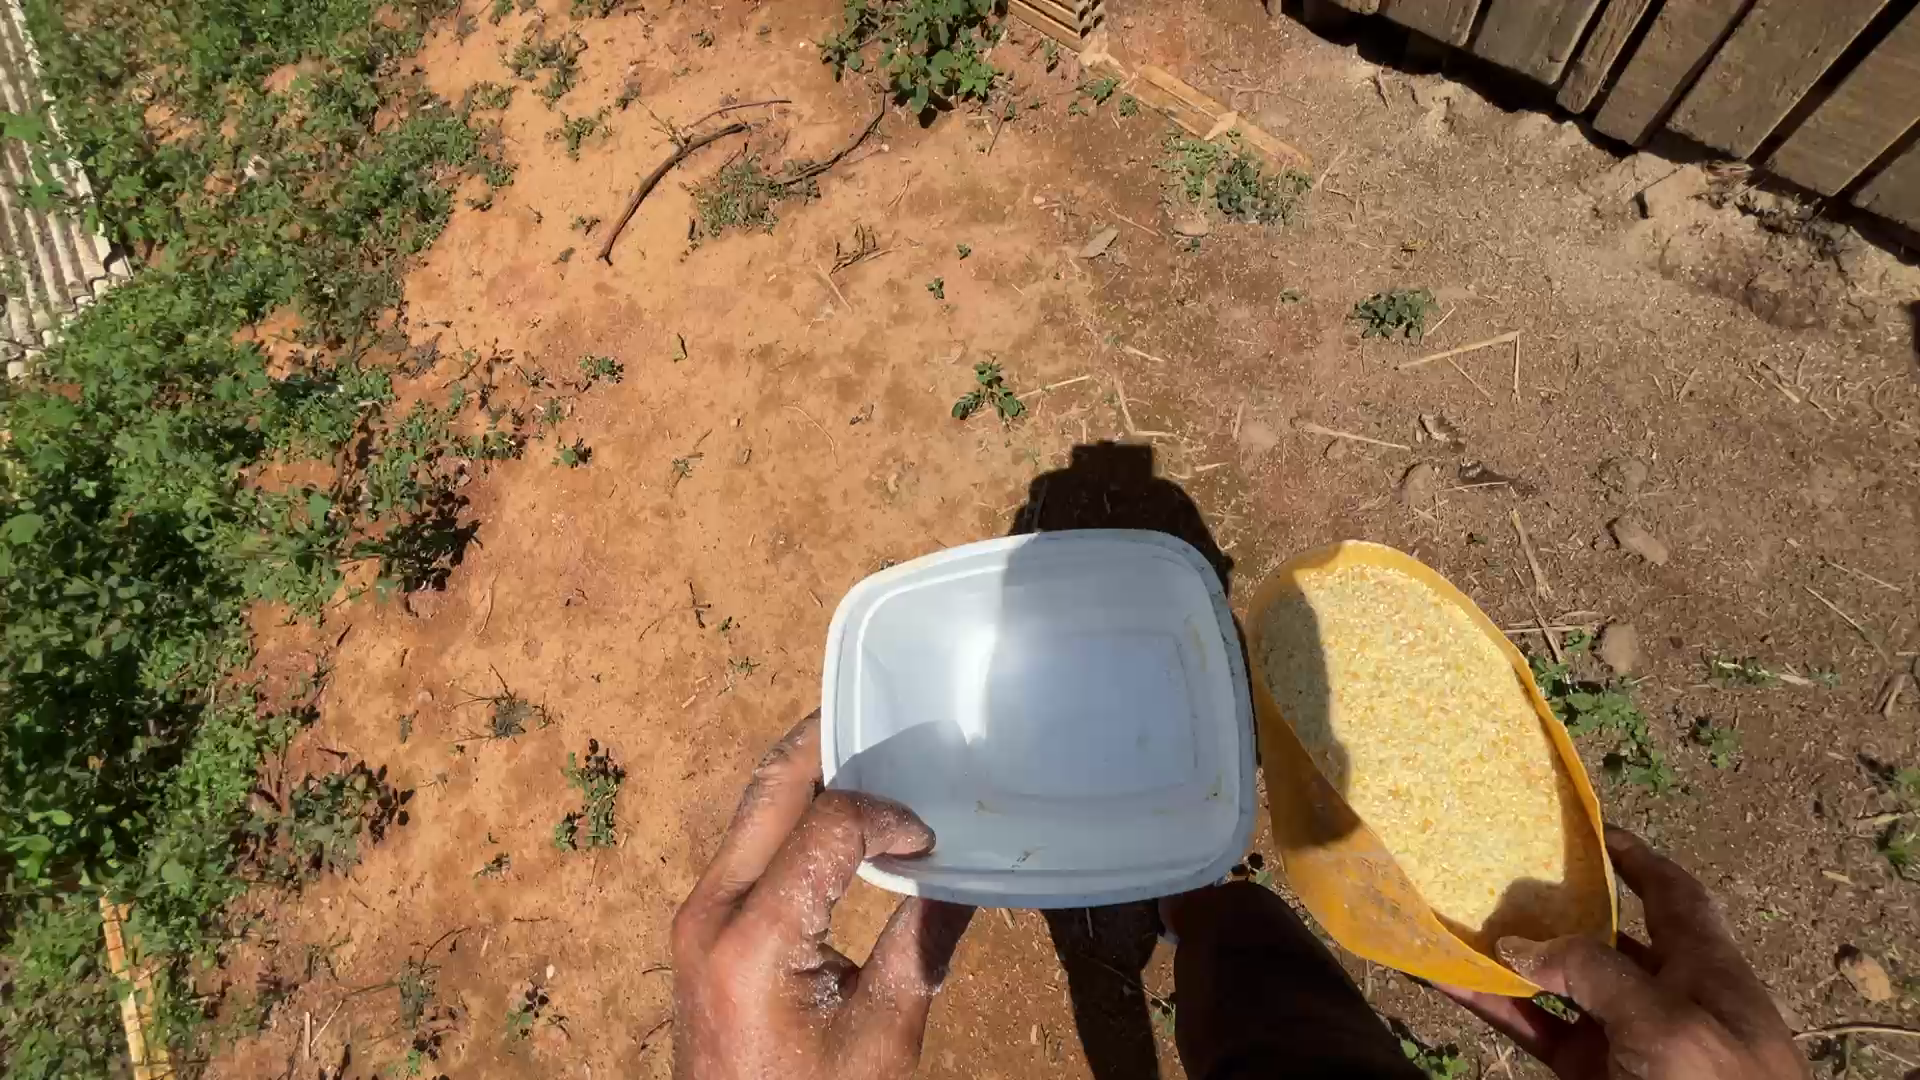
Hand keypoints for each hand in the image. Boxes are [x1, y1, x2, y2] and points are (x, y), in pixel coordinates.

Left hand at [672, 710, 973, 1079]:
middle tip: (881, 721)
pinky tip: (838, 807)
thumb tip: (967, 875)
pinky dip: (796, 805)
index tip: (928, 836)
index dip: (886, 814)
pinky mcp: (705, 917)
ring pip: (756, 801)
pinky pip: (752, 833)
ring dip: (810, 769)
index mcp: (756, 939)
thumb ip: (924, 945)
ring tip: (867, 753)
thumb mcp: (882, 1038)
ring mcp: (700, 908)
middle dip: (827, 741)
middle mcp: (712, 906)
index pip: (827, 826)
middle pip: (771, 785)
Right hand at [1443, 826, 1806, 1079]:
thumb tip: (1516, 947)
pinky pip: (1520, 1020)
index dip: (1636, 857)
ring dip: (1499, 949)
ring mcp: (1618, 1037)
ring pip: (1548, 976)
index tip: (1587, 825)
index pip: (1674, 897)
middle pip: (1598, 932)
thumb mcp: (1671, 1027)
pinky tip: (1437, 972)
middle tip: (1493, 865)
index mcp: (1707, 978)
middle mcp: (1660, 999)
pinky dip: (1478, 996)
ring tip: (1452, 914)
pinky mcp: (1582, 1070)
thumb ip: (1594, 972)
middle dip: (1546, 899)